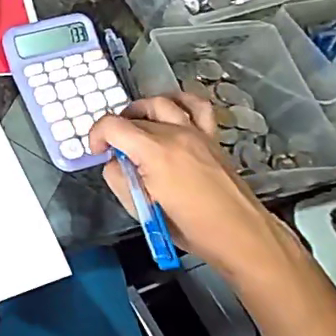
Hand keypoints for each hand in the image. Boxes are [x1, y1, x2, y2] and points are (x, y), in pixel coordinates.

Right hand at [87, 93, 289, 274]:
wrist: (238, 233)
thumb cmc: (193, 229)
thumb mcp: (142, 210)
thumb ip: (120, 180)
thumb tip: (114, 164)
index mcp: (154, 153)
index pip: (112, 125)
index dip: (96, 136)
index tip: (98, 152)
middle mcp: (175, 134)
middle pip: (134, 116)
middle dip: (117, 131)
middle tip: (115, 152)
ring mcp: (196, 132)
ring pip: (161, 102)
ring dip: (141, 111)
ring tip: (136, 127)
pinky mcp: (211, 137)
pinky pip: (195, 106)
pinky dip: (179, 102)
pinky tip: (171, 112)